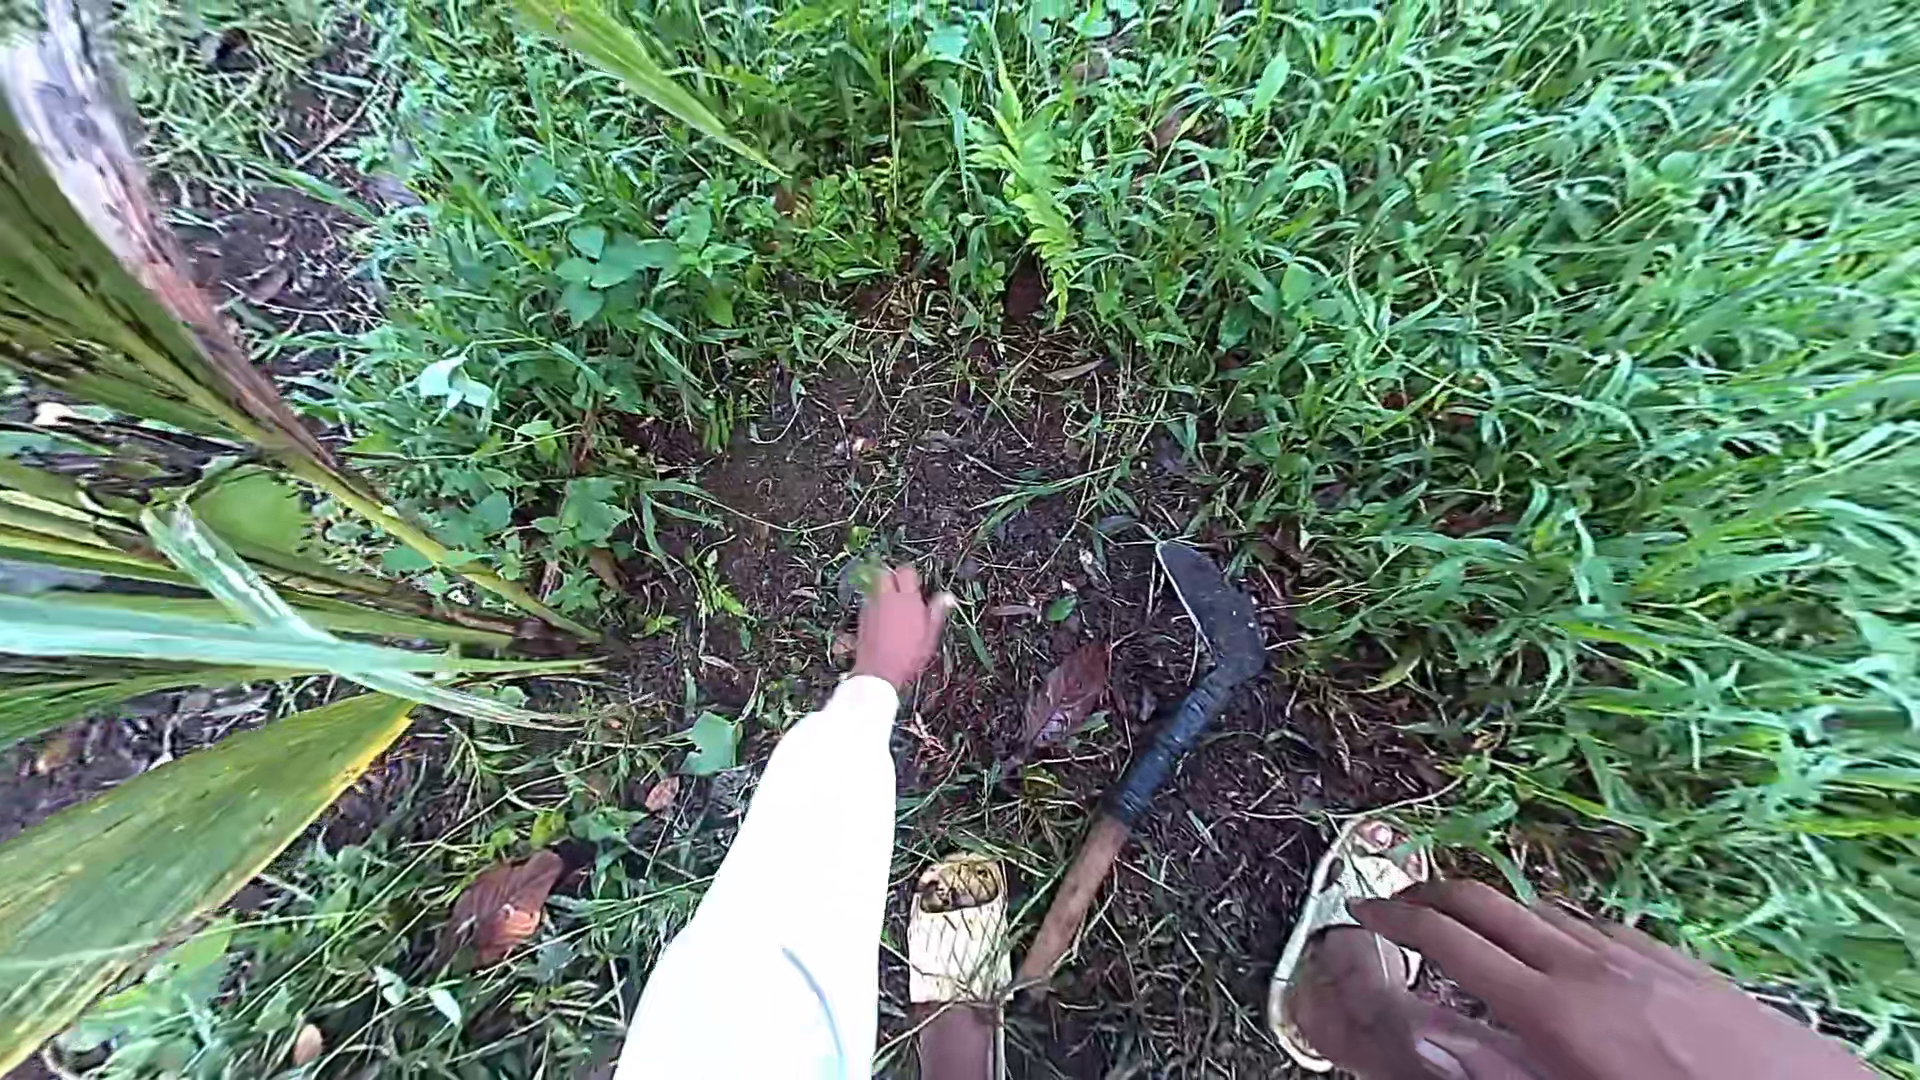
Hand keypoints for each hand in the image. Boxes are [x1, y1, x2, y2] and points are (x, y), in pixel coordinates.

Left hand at [851, 565, 952, 689]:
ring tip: (893, 608)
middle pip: (885, 574)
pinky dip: (875, 604)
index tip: (916, 587)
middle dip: (893, 579)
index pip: (906, 571)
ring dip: (883, 591)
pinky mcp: (861, 616)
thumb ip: (936, 612)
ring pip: (875, 587)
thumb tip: (947, 596)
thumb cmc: (908, 656)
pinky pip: (869, 601)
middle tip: (902, 593)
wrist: (878, 673)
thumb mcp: (929, 636)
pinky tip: (883, 620)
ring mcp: (871, 606)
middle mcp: (886, 598)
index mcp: (907, 599)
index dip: (911, 576)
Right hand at [1354, 881, 1872, 1079]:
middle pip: (1479, 901)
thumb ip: (1499, 1069)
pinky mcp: (1684, 965)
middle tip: (1397, 903)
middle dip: (1426, 893)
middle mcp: (1583, 969)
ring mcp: (1636, 960)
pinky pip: (1595, 923)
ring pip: (1533, 905)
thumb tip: (1417, 1031)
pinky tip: (1561, 948)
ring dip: (1487, 908)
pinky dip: (1554, 924)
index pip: (1443, 939)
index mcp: (1554, 1013)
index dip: (1391, 916)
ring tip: (1470, 926)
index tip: (1359, 908)